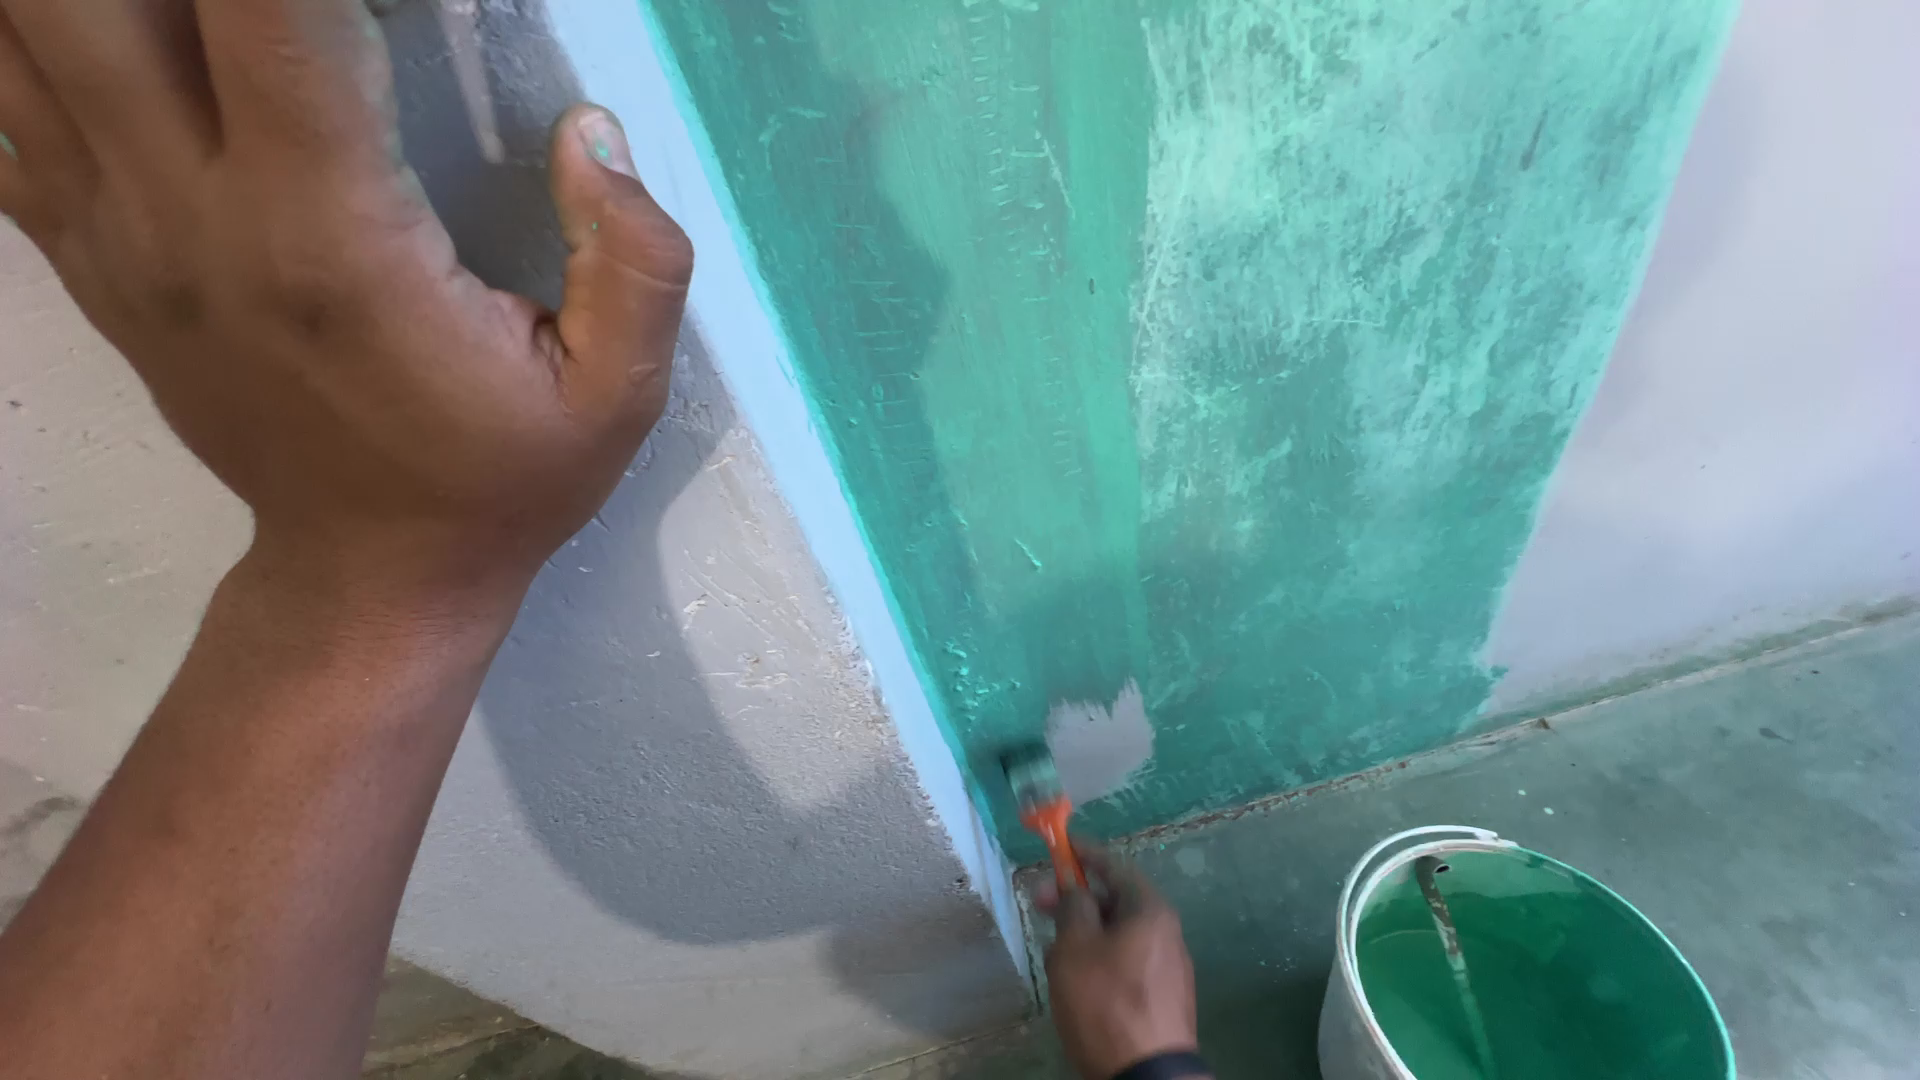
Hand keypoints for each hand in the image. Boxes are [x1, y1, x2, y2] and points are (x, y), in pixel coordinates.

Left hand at [0, 0, 690, 612]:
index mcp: (338, 242)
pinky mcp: (87, 250)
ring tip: (251, 46)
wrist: (381, 568)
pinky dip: (62, 43)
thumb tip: (593, 134)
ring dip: (140, 4)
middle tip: (323, 25)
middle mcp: (193, 211)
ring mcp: (114, 227)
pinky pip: (2, 87)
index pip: (284, 15)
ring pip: (23, 17)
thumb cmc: (512, 479)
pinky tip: (164, 70)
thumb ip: (637, 266)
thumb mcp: (622, 396)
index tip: (427, 7)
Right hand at [1038, 843, 1203, 1079]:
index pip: (1114, 865)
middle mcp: (1167, 931)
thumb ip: (1073, 906)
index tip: (1060, 846)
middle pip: (1117, 900)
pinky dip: (1102, 956)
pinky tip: (1079, 976)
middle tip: (1041, 904)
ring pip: (1120, 933)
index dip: (1083, 853)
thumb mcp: (1075, 946)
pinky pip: (1128, 960)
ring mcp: (1169, 966)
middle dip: (1078, 898)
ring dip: (1086, 930)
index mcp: (1150, 910)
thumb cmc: (1106, 1002)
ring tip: (1054, 947)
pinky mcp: (1164, 997)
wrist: (1147, 1079)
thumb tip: (1076, 887)